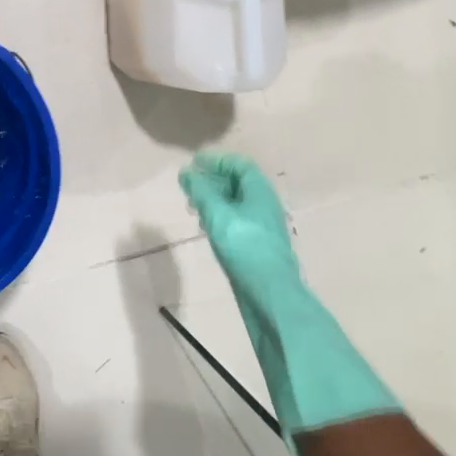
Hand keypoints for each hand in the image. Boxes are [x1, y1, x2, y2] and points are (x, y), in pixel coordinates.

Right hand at [179, 150, 298, 291]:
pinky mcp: (255, 245)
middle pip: (237, 183)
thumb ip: (200, 191)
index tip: (193, 164)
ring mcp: (261, 227)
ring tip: (192, 207)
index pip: (239, 165)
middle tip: (189, 186)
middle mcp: (263, 205)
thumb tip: (186, 171)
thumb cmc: (245, 248)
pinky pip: (235, 222)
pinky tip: (205, 227)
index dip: (216, 161)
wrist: (270, 295)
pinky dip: (218, 218)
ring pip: (235, 204)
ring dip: (213, 200)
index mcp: (259, 192)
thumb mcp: (218, 215)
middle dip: (212, 180)